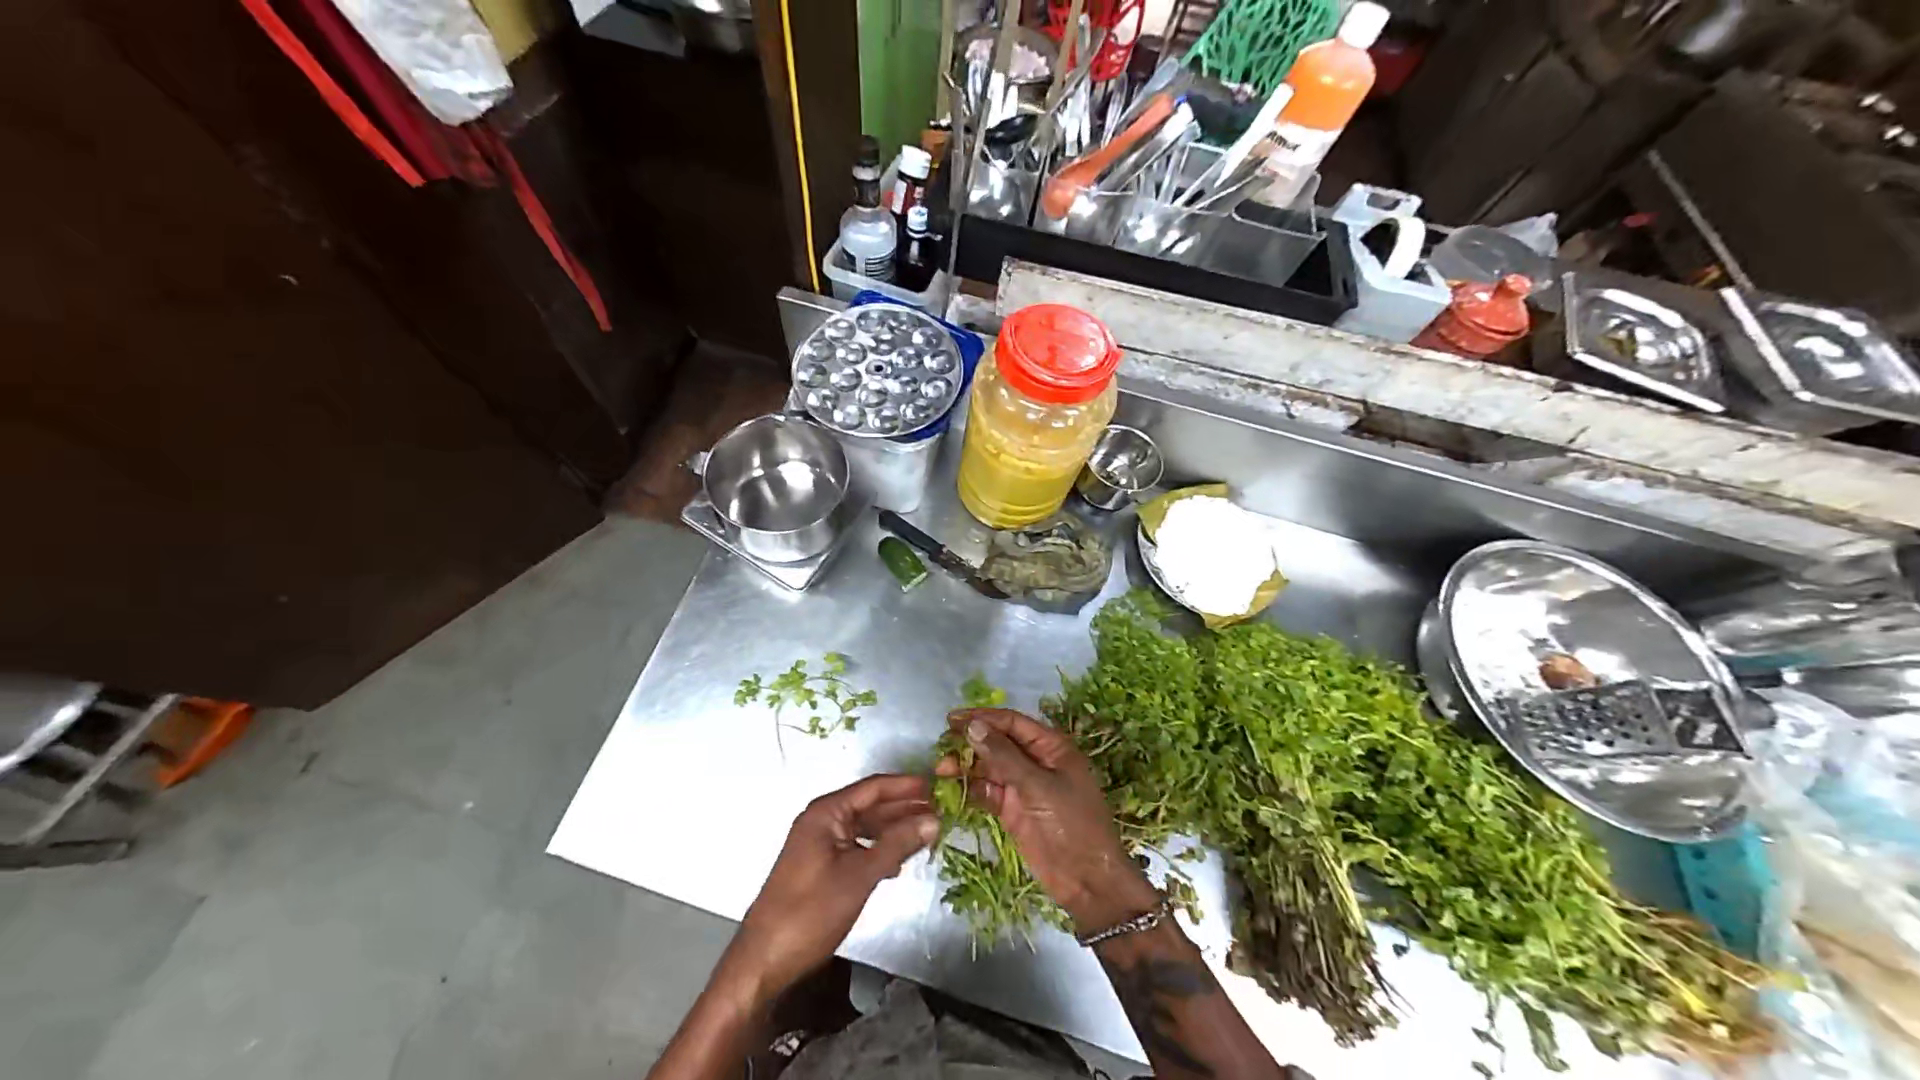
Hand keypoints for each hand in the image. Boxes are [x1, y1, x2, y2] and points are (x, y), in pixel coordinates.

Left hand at [733, 774, 938, 994]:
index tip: (938, 786)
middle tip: (941, 810)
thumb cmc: (811, 911)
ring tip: (928, 833)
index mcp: (826, 812)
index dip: (907, 786)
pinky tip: (898, 861)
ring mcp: (820, 844)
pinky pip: (856, 846)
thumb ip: (897, 844)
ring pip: (865, 827)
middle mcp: (822, 820)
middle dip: (904, 807)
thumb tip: (933, 820)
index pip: (873, 787)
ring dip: (894, 830)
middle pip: (870, 805)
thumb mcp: (860, 875)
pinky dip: (879, 849)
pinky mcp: (820, 866)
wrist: (765, 960)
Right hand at [937, 708, 1158, 932]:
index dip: (983, 719)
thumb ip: (1004, 756)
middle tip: (942, 745)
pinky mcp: (1013, 810)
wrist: (1086, 880)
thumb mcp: (1038, 786)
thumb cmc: (1072, 824)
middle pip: (998, 743)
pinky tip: (952, 788)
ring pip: (989, 767)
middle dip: (971, 742)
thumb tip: (973, 726)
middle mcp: (1036, 762)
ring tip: (942, 769)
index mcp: (1051, 747)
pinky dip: (971, 789)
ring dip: (967, 766)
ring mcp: (1023, 787)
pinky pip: (988, 792)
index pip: (1012, 723)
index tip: (952, 720)